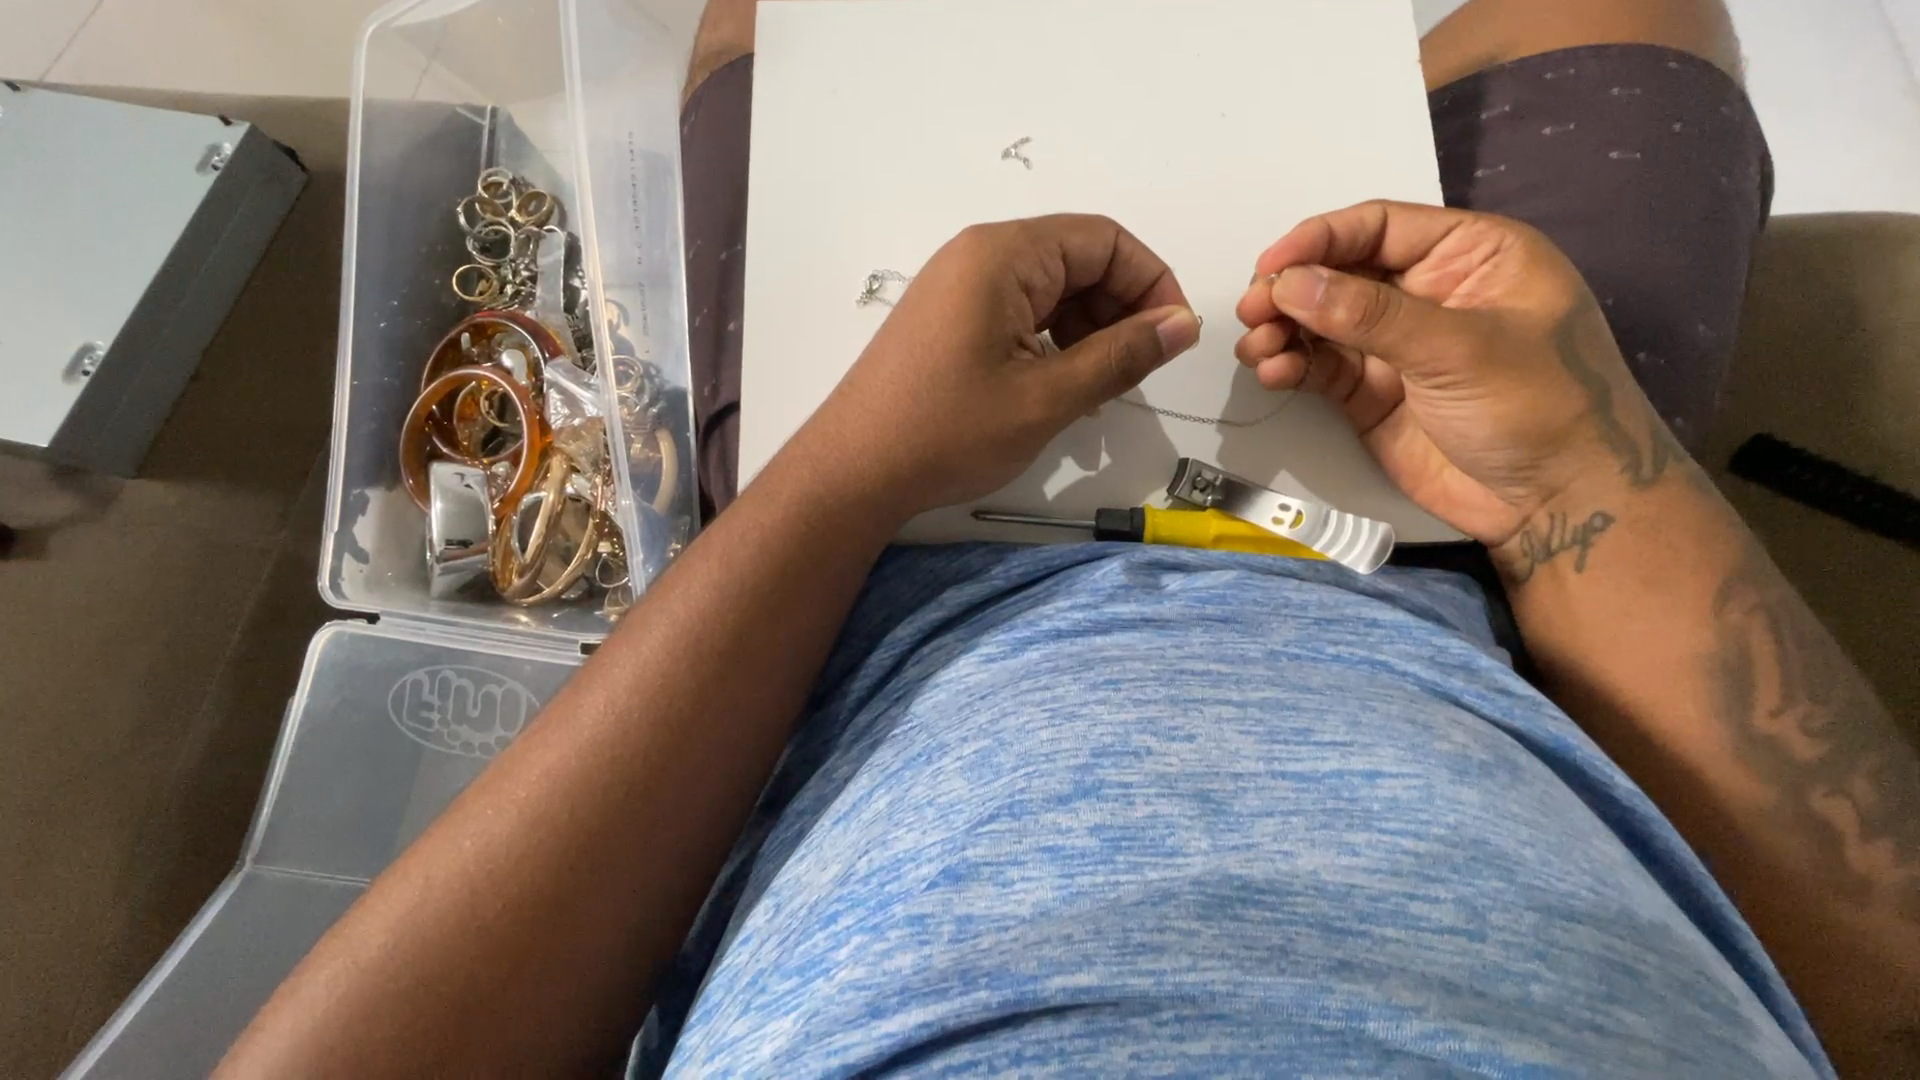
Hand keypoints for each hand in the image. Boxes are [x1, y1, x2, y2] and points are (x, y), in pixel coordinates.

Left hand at [785, 215, 1200, 520]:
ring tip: (1096, 394)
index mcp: (1003, 255)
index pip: (1104, 240)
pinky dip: (1050, 346)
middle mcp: (978, 257)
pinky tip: (1058, 392)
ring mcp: (957, 290)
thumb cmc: (949, 432)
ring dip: (1087, 334)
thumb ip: (1122, 356)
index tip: (1172, 339)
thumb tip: (1183, 324)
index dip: (1151, 283)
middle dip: (1119, 312)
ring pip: (1049, 294)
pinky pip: (1017, 317)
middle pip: (1077, 262)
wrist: (853, 472)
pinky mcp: (947, 323)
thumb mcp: (1046, 397)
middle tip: (1132, 376)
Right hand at [1233, 200, 1690, 550]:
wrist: (1553, 501)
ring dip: (1282, 331)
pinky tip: (1273, 373)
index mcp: (1468, 256)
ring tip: (1256, 350)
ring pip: (1320, 323)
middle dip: (1291, 291)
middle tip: (1252, 312)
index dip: (1319, 240)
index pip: (1379, 228)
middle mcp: (1424, 293)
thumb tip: (1289, 285)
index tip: (1269, 267)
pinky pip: (1318, 368)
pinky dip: (1290, 367)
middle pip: (1339, 273)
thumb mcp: (1459, 348)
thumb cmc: (1537, 406)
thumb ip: (1370, 315)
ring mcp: (1393, 346)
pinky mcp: (1368, 392)